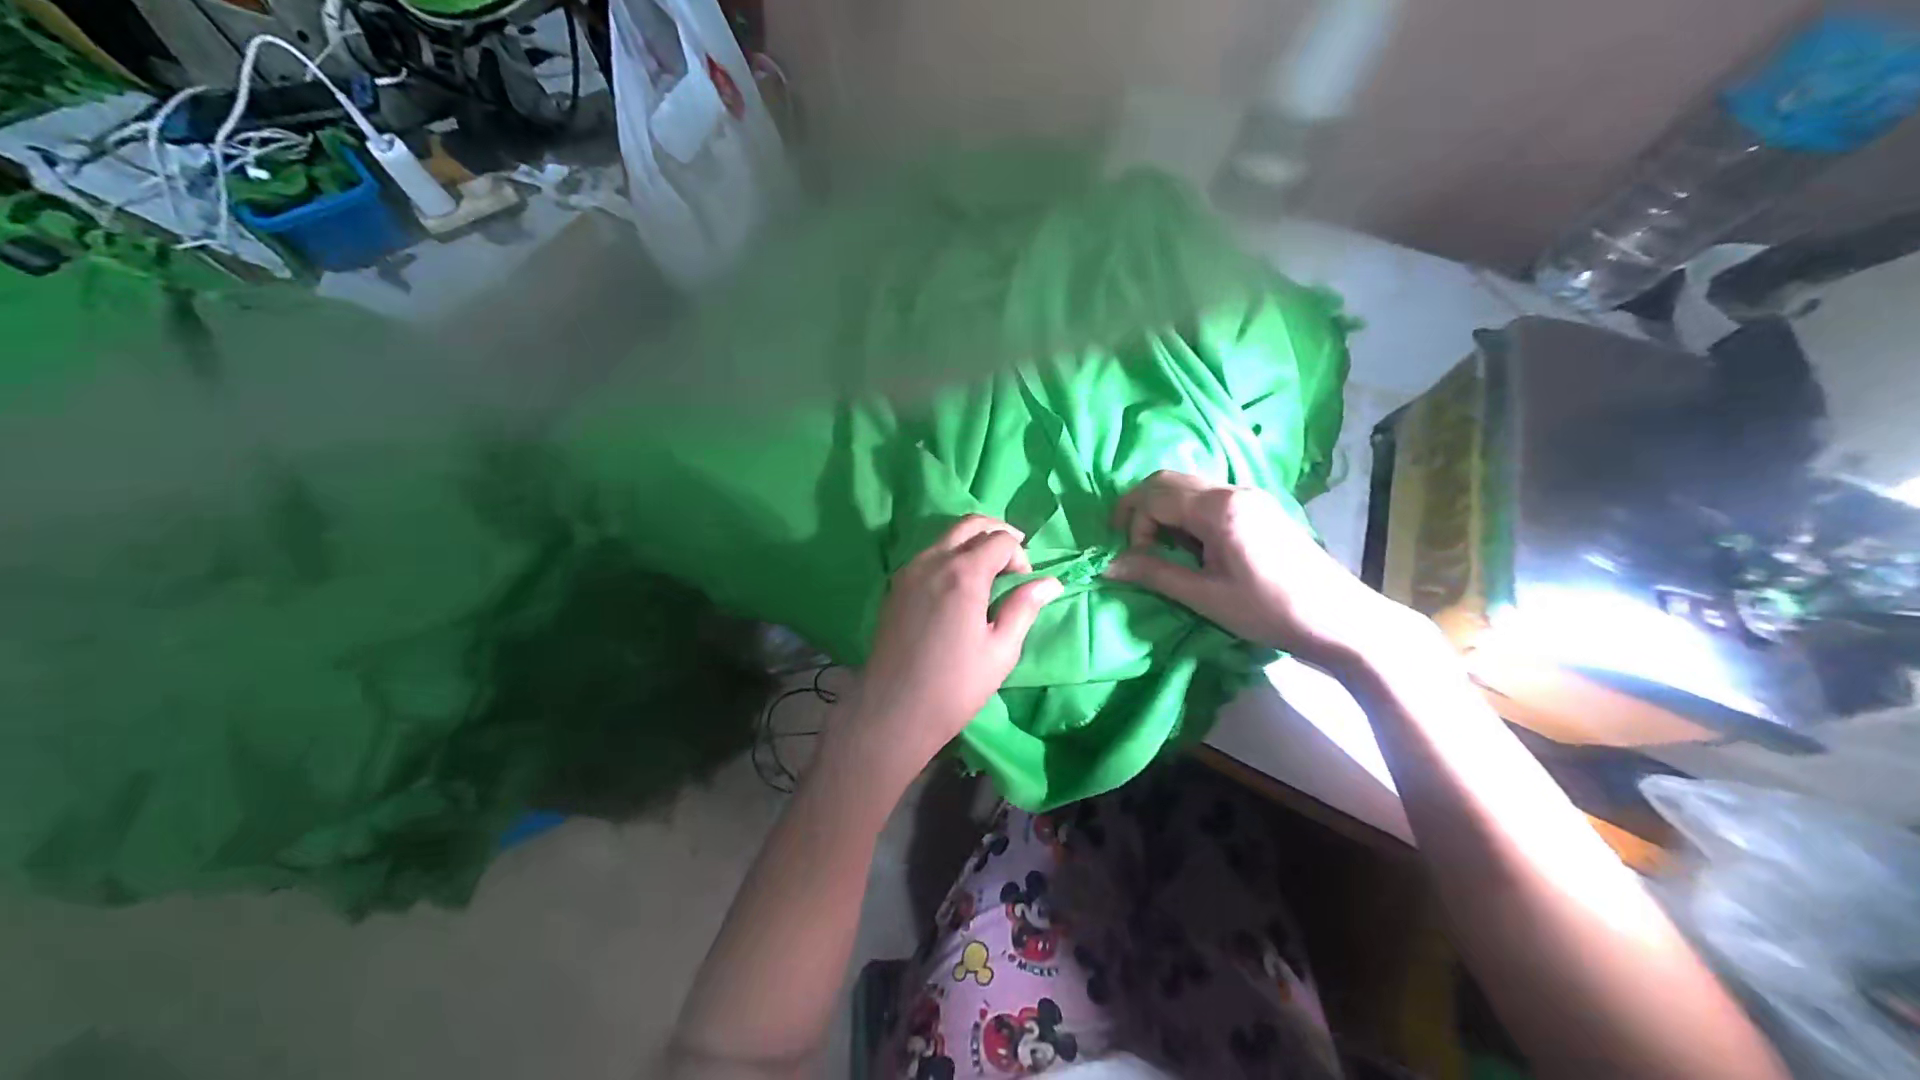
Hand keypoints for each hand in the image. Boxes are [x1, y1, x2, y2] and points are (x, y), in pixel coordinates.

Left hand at [829, 515, 1063, 780]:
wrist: (894, 710)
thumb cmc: (955, 686)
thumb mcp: (1001, 650)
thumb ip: (1023, 607)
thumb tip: (1050, 582)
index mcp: (963, 574)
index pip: (1000, 539)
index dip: (1019, 554)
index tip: (1024, 583)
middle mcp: (933, 561)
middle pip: (970, 524)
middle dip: (997, 533)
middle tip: (1013, 561)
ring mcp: (909, 571)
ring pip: (947, 536)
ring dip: (973, 542)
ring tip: (990, 574)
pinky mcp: (896, 585)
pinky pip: (929, 554)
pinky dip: (951, 555)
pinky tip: (960, 586)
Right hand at [1106, 470, 1408, 664]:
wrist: (1341, 620)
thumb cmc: (1271, 611)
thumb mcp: (1205, 597)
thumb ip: (1154, 574)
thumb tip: (1107, 565)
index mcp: (1219, 508)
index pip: (1156, 496)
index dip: (1134, 525)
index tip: (1137, 560)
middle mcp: (1233, 490)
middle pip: (1168, 480)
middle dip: (1140, 508)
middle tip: (1128, 543)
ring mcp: (1249, 496)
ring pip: (1188, 486)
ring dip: (1163, 511)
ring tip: (1159, 549)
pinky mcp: (1258, 509)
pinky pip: (1208, 498)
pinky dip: (1185, 515)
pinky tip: (1190, 548)